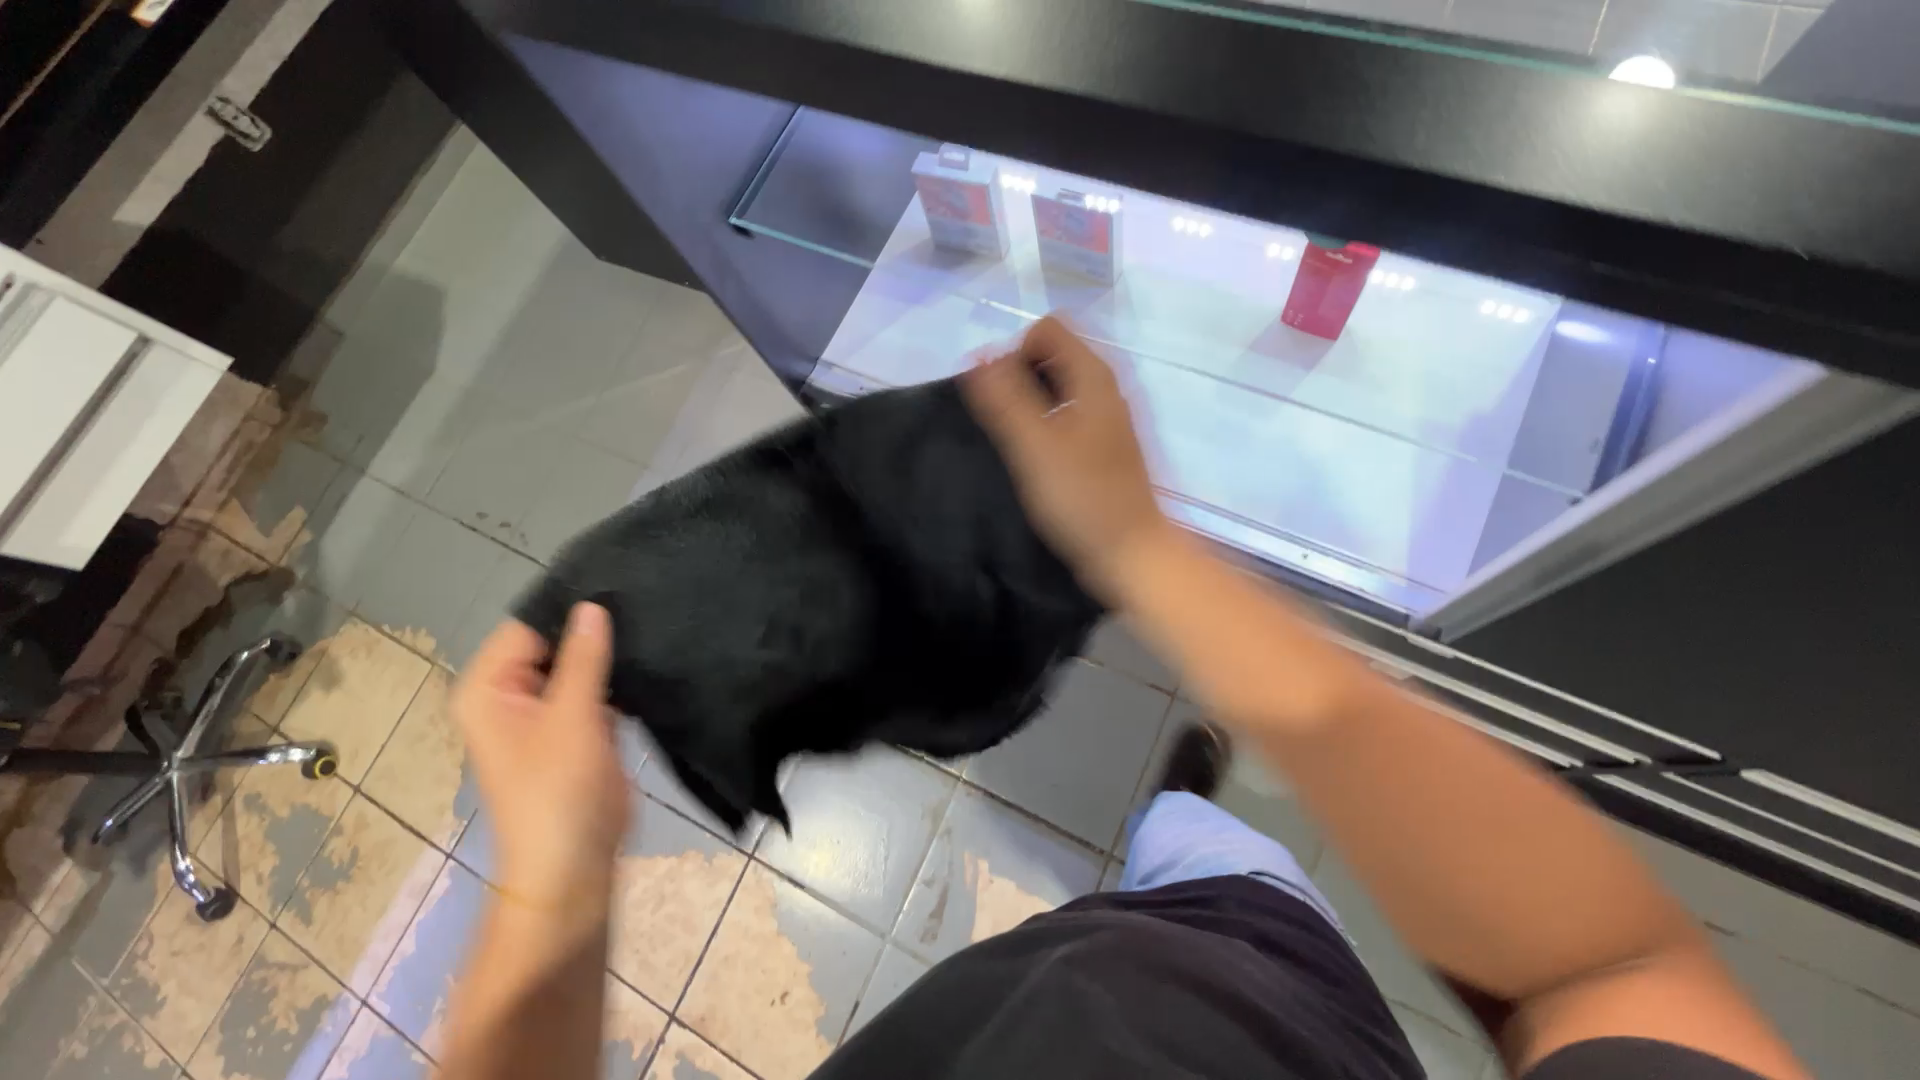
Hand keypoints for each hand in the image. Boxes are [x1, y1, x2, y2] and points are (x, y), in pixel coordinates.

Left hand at [452, 603, 630, 905]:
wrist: (575, 863)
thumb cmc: (558, 791)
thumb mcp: (571, 718)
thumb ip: (582, 658)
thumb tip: (592, 606)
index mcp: (490, 690)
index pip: (525, 627)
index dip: (565, 607)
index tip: (615, 584)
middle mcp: (512, 696)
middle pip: (552, 644)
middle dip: (592, 630)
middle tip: (642, 599)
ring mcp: (547, 714)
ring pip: (578, 667)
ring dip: (609, 655)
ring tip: (652, 622)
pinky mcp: (579, 731)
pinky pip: (597, 690)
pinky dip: (619, 679)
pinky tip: (651, 659)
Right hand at [962, 316, 1173, 599]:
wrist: (1128, 552)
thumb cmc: (1080, 498)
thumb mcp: (1033, 444)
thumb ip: (1004, 397)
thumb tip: (978, 356)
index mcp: (1093, 376)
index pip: (1046, 329)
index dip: (1015, 353)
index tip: (1002, 398)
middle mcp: (1103, 388)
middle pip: (1051, 355)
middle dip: (1019, 377)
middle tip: (1005, 422)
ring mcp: (1104, 417)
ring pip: (1057, 387)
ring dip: (1029, 404)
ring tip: (1017, 442)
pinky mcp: (1101, 446)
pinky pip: (1064, 415)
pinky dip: (1045, 425)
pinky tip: (1035, 458)